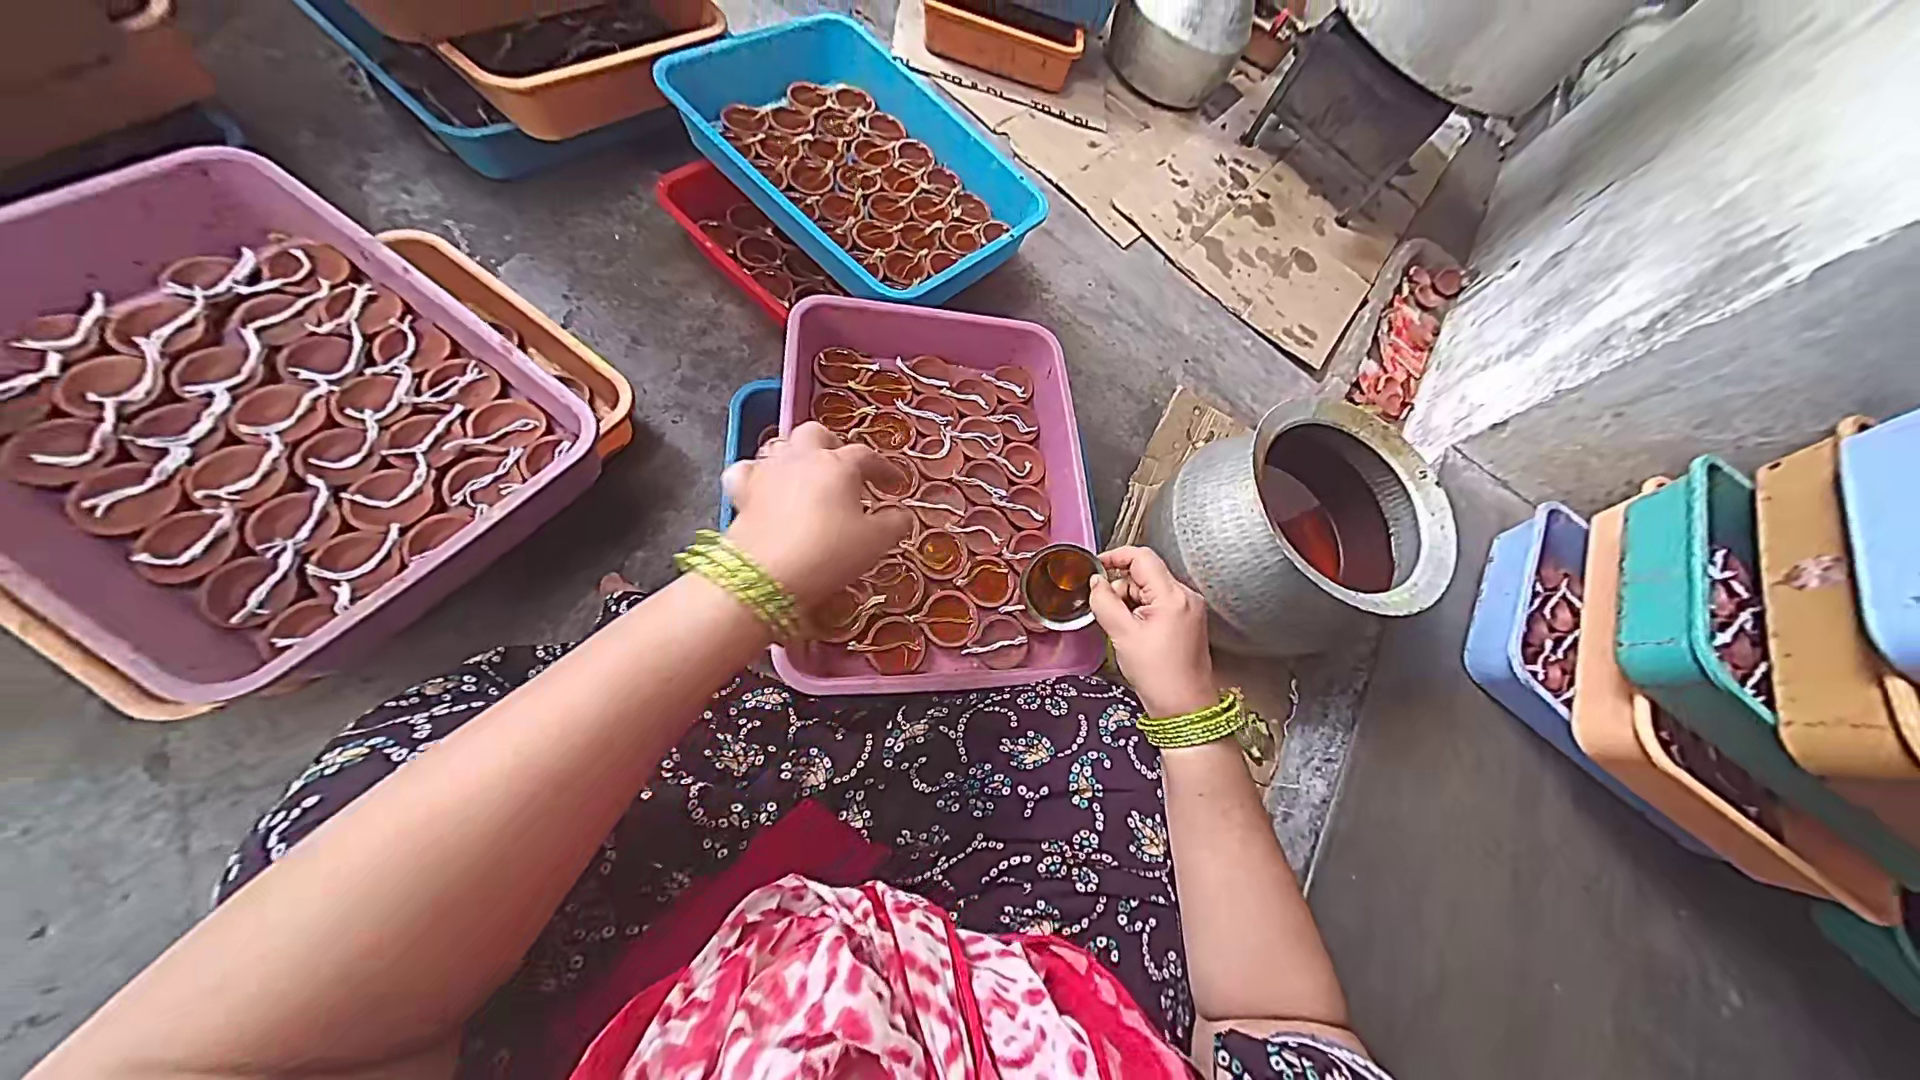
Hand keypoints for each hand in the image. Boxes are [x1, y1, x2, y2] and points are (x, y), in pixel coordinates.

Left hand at [722, 421, 912, 605]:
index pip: (867, 456)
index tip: (894, 485)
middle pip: (817, 434)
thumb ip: (895, 523)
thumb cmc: (829, 553)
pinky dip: (758, 474)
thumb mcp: (875, 541)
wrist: (768, 576)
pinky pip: (747, 470)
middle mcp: (801, 458)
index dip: (884, 469)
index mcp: (838, 464)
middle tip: (845, 469)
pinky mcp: (742, 492)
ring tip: (809, 476)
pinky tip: (766, 486)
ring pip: (781, 445)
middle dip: (833, 446)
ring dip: (797, 455)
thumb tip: (902, 515)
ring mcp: (768, 471)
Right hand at [1087, 546, 1216, 718]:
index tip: (1097, 566)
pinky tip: (1135, 632)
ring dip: (1129, 601)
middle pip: (1144, 573)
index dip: (1116, 556)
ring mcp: (1188, 608)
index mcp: (1173, 596)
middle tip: (1110, 613)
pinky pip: (1157, 602)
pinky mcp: (1186, 619)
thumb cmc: (1159, 675)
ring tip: (1124, 629)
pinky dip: (1140, 611)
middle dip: (1121, 587)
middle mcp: (1185, 596)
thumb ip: (1105, 601)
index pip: (1142, 557)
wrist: (1184, 707)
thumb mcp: (1122, 634)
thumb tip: (1095, 582)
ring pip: (1149, 588)